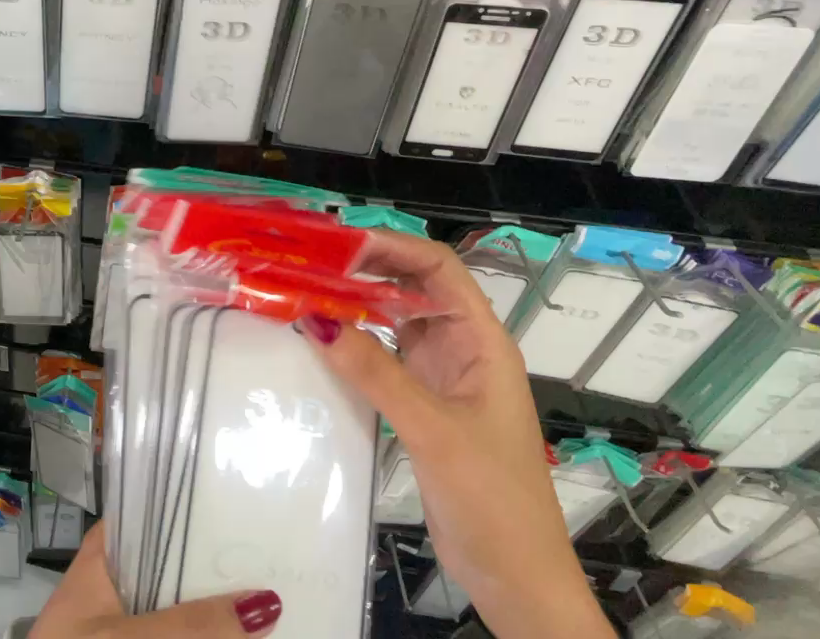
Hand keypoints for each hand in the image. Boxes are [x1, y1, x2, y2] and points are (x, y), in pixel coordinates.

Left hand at [28, 524, 283, 638]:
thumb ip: (192, 625)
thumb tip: (267, 602)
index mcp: (98, 566)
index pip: (142, 517)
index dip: (184, 508)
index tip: (235, 502)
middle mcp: (112, 594)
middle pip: (170, 568)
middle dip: (216, 568)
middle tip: (273, 556)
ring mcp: (124, 631)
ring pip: (180, 611)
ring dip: (218, 613)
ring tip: (277, 597)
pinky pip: (180, 637)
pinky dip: (209, 637)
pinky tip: (252, 637)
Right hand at [300, 231, 613, 638]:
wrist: (516, 576)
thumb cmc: (493, 498)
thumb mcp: (433, 430)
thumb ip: (375, 373)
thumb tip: (314, 318)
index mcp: (481, 341)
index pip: (437, 268)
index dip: (392, 246)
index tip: (336, 242)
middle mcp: (460, 348)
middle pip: (410, 288)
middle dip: (363, 269)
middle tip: (304, 261)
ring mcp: (439, 376)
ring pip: (393, 322)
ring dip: (354, 304)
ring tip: (302, 290)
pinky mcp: (420, 403)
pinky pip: (382, 357)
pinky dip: (352, 342)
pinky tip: (318, 342)